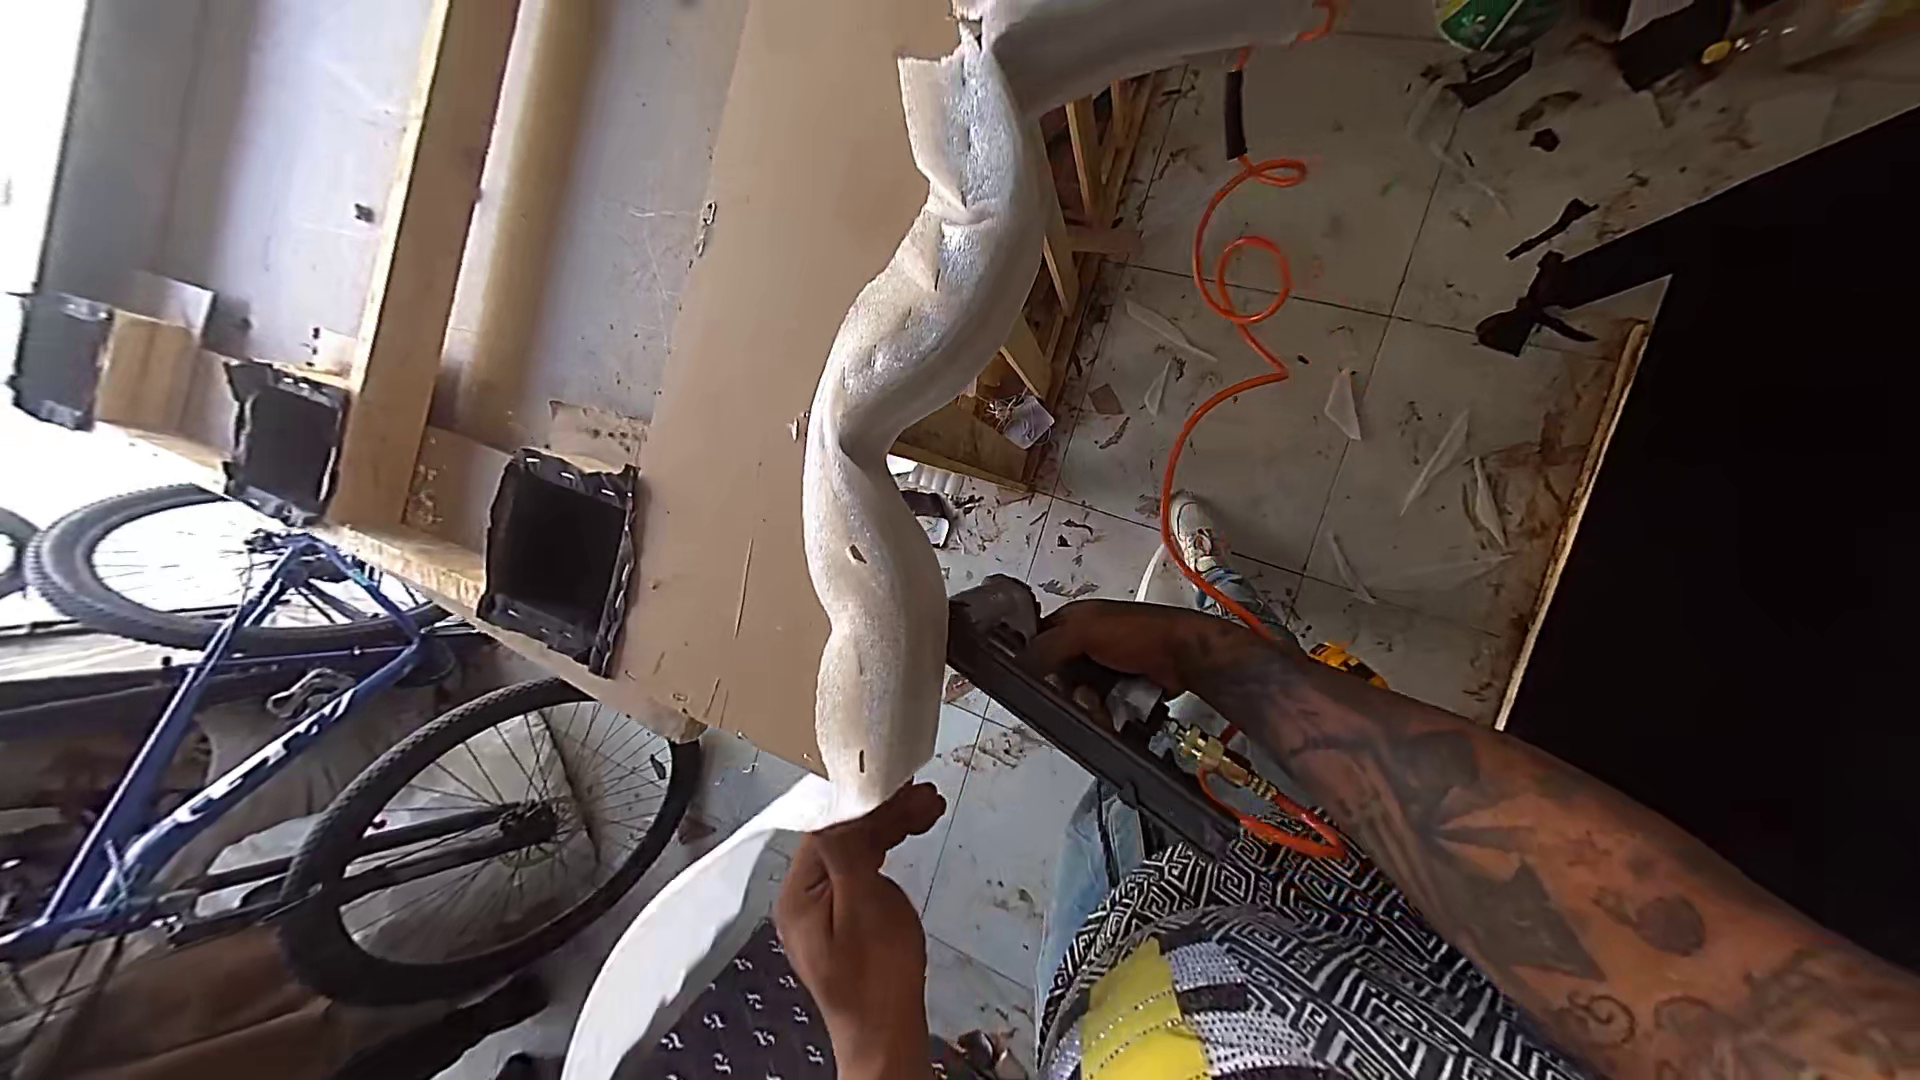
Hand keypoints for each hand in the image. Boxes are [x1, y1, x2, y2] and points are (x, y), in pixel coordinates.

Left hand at [775, 782, 945, 1079]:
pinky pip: (867, 859)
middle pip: (847, 832)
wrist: (889, 1036)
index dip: (867, 802)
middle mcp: (807, 892)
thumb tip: (841, 808)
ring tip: (927, 806)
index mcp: (800, 892)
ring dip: (894, 822)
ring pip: (860, 842)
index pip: (832, 827)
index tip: (899, 787)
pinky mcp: (848, 905)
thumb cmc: (877, 985)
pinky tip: (911, 828)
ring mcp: (827, 899)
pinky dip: (892, 841)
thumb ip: (850, 854)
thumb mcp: (863, 909)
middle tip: (922, 796)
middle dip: (887, 811)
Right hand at [1026, 598, 1284, 696]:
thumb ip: (1048, 646)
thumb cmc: (1139, 632)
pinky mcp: (1119, 686)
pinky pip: (1099, 704)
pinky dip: (1103, 710)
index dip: (1032, 659)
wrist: (1184, 655)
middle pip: (1056, 673)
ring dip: (1085, 703)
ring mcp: (1104, 664)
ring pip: (1077, 692)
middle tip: (1078, 694)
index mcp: (1074, 618)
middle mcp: (1086, 640)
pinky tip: (1110, 712)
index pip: (1037, 639)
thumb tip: (1020, 663)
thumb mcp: (1085, 632)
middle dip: (1064, 689)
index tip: (1031, 681)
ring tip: (1100, 705)